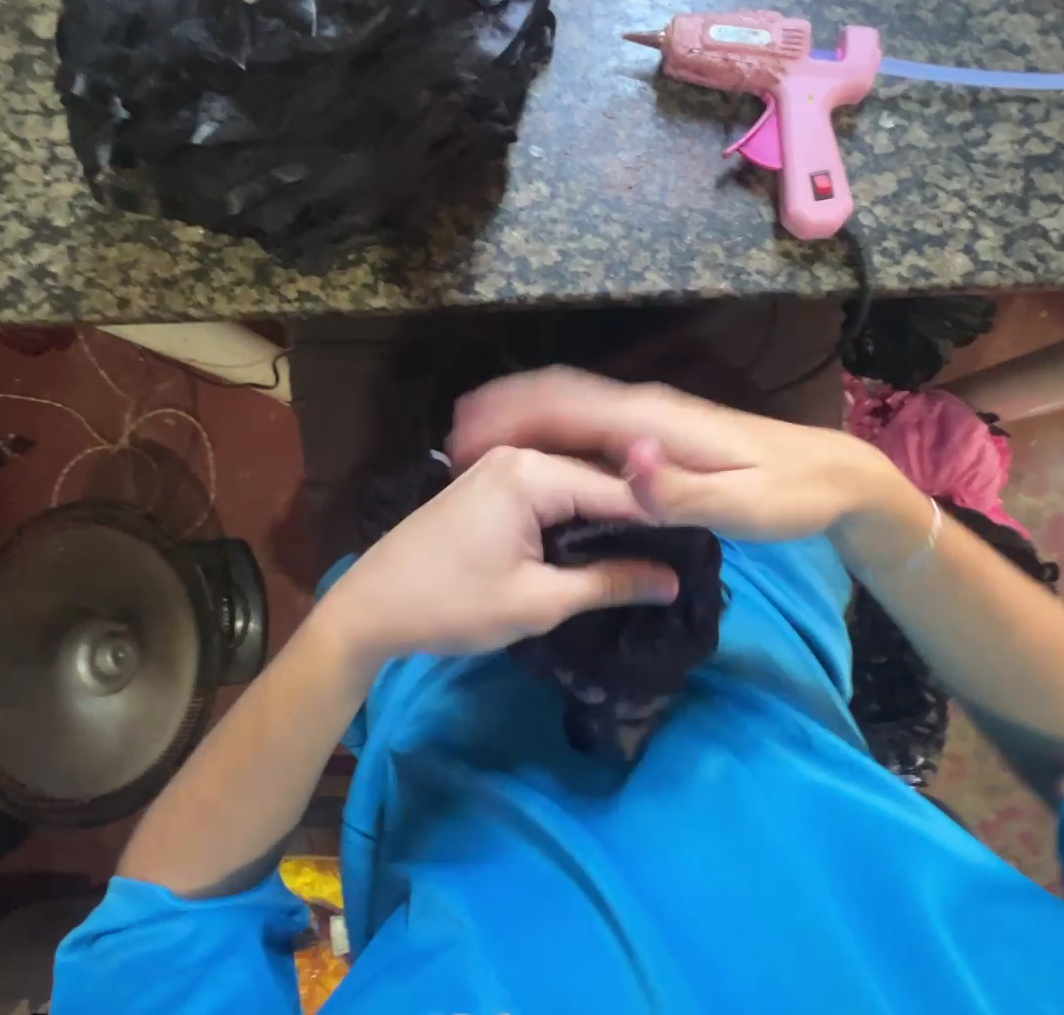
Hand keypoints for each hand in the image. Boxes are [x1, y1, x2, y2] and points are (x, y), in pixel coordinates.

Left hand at [311, 446, 681, 664]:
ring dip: (602, 520)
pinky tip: (593, 546)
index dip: (660, 523)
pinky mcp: (486, 485)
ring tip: (642, 556)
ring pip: (572, 487)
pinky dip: (571, 518)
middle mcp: (519, 456)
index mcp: (533, 473)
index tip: (694, 554)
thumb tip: (671, 581)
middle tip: (673, 559)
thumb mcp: (537, 601)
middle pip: (596, 481)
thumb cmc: (452, 605)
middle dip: (632, 520)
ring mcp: (499, 467)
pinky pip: (546, 493)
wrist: (369, 607)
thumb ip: (609, 583)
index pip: (619, 490)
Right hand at [448, 367, 923, 547]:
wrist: (831, 475)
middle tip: (452, 442)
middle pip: (555, 393)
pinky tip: (528, 449)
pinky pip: (582, 420)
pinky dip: (544, 426)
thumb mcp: (744, 506)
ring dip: (516, 413)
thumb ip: (684, 491)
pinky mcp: (649, 430)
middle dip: (500, 409)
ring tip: (471, 440)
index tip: (463, 441)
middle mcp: (639, 407)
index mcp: (650, 420)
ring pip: (565, 401)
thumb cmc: (788, 495)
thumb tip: (626, 463)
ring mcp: (644, 416)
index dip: (509, 417)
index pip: (564, 404)